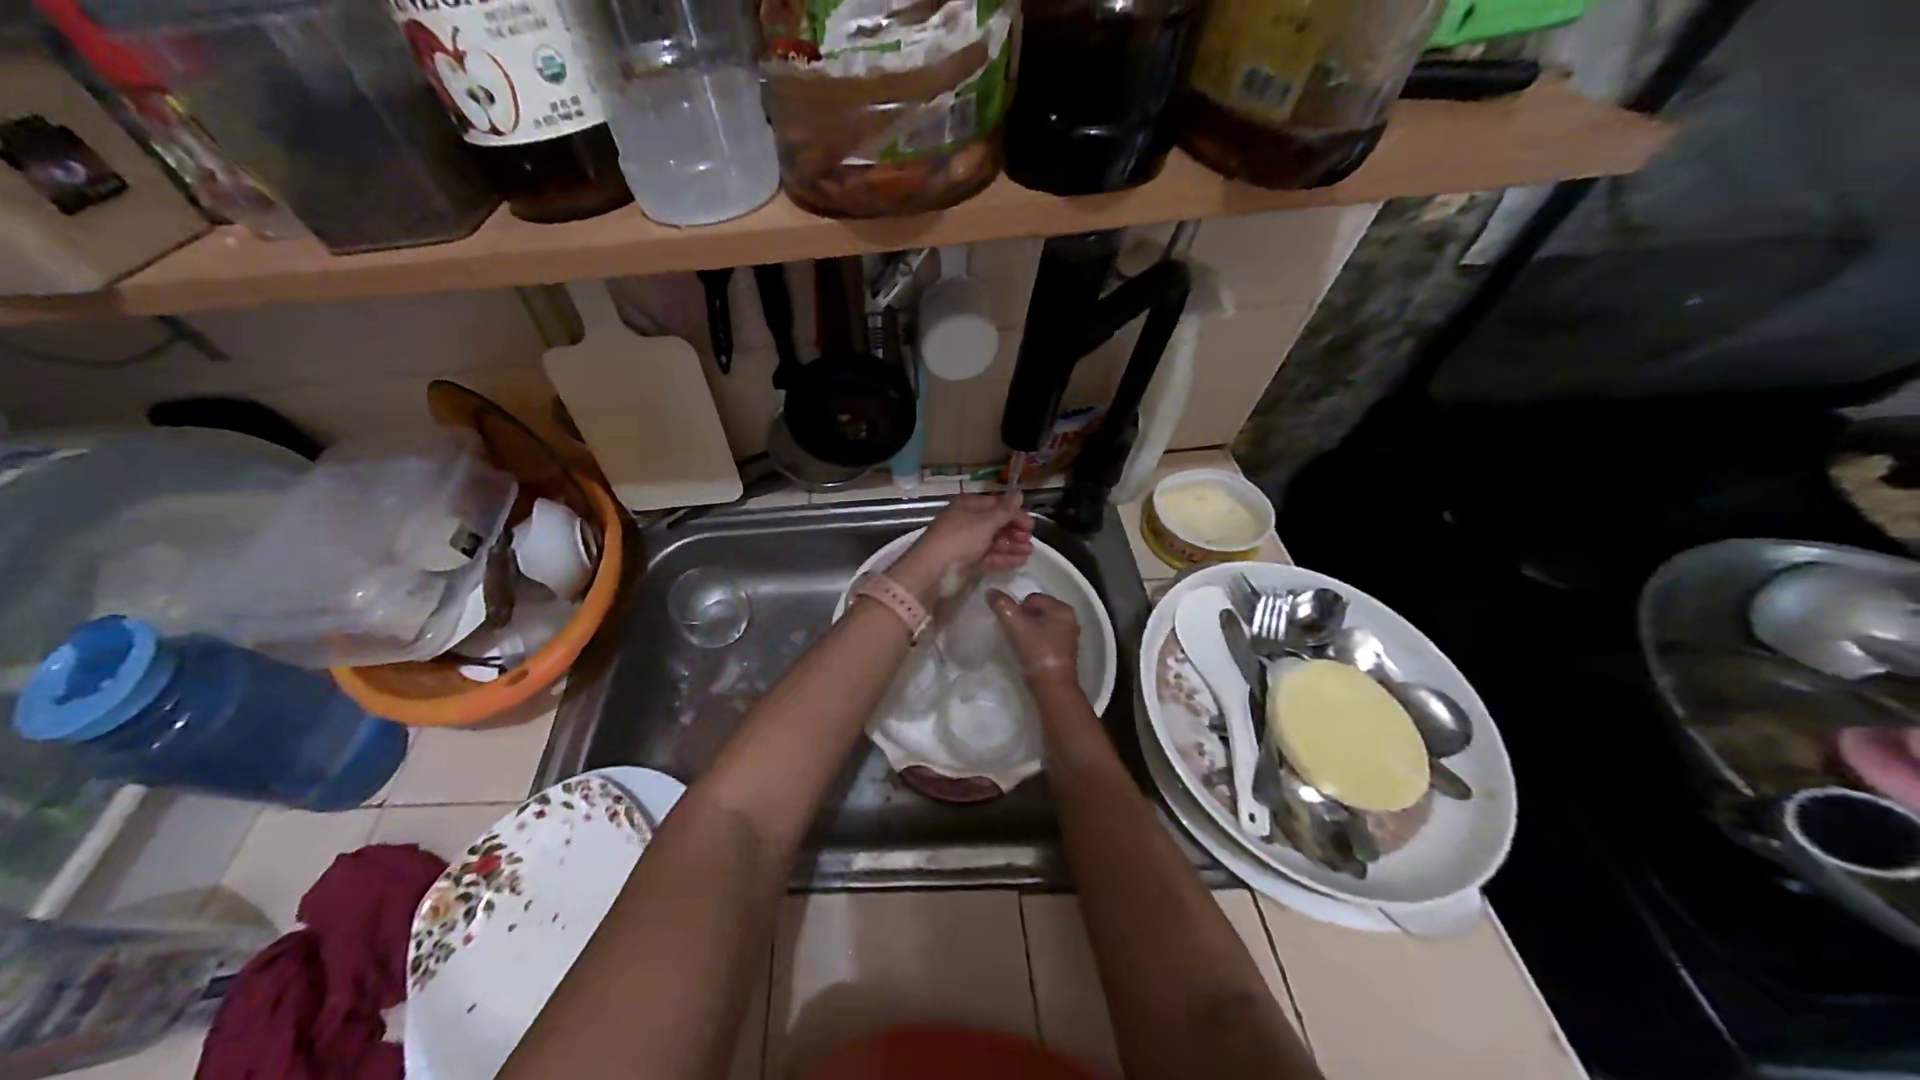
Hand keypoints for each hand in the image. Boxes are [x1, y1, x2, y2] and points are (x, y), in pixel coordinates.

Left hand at [888, 493, 1033, 603]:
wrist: (932, 570)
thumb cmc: (959, 539)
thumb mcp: (985, 522)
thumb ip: (1005, 511)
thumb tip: (1019, 494)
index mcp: (967, 506)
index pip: (995, 505)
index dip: (1014, 512)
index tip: (1031, 524)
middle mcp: (966, 522)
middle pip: (995, 524)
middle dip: (1013, 531)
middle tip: (1030, 539)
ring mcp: (966, 543)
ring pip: (993, 541)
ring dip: (1012, 545)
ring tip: (1029, 552)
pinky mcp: (966, 562)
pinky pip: (988, 556)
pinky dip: (1004, 558)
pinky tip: (1020, 561)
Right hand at [987, 589, 1080, 688]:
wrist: (1052, 685)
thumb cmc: (1036, 650)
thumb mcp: (1014, 624)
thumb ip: (1001, 604)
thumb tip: (990, 591)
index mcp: (1062, 608)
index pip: (1032, 598)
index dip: (1017, 609)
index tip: (1012, 624)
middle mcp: (1069, 618)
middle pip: (1037, 611)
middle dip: (1023, 619)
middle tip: (1014, 633)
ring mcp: (1069, 636)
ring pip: (1041, 625)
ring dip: (1028, 630)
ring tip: (1020, 643)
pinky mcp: (1065, 651)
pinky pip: (1046, 637)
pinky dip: (1036, 641)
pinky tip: (1029, 651)